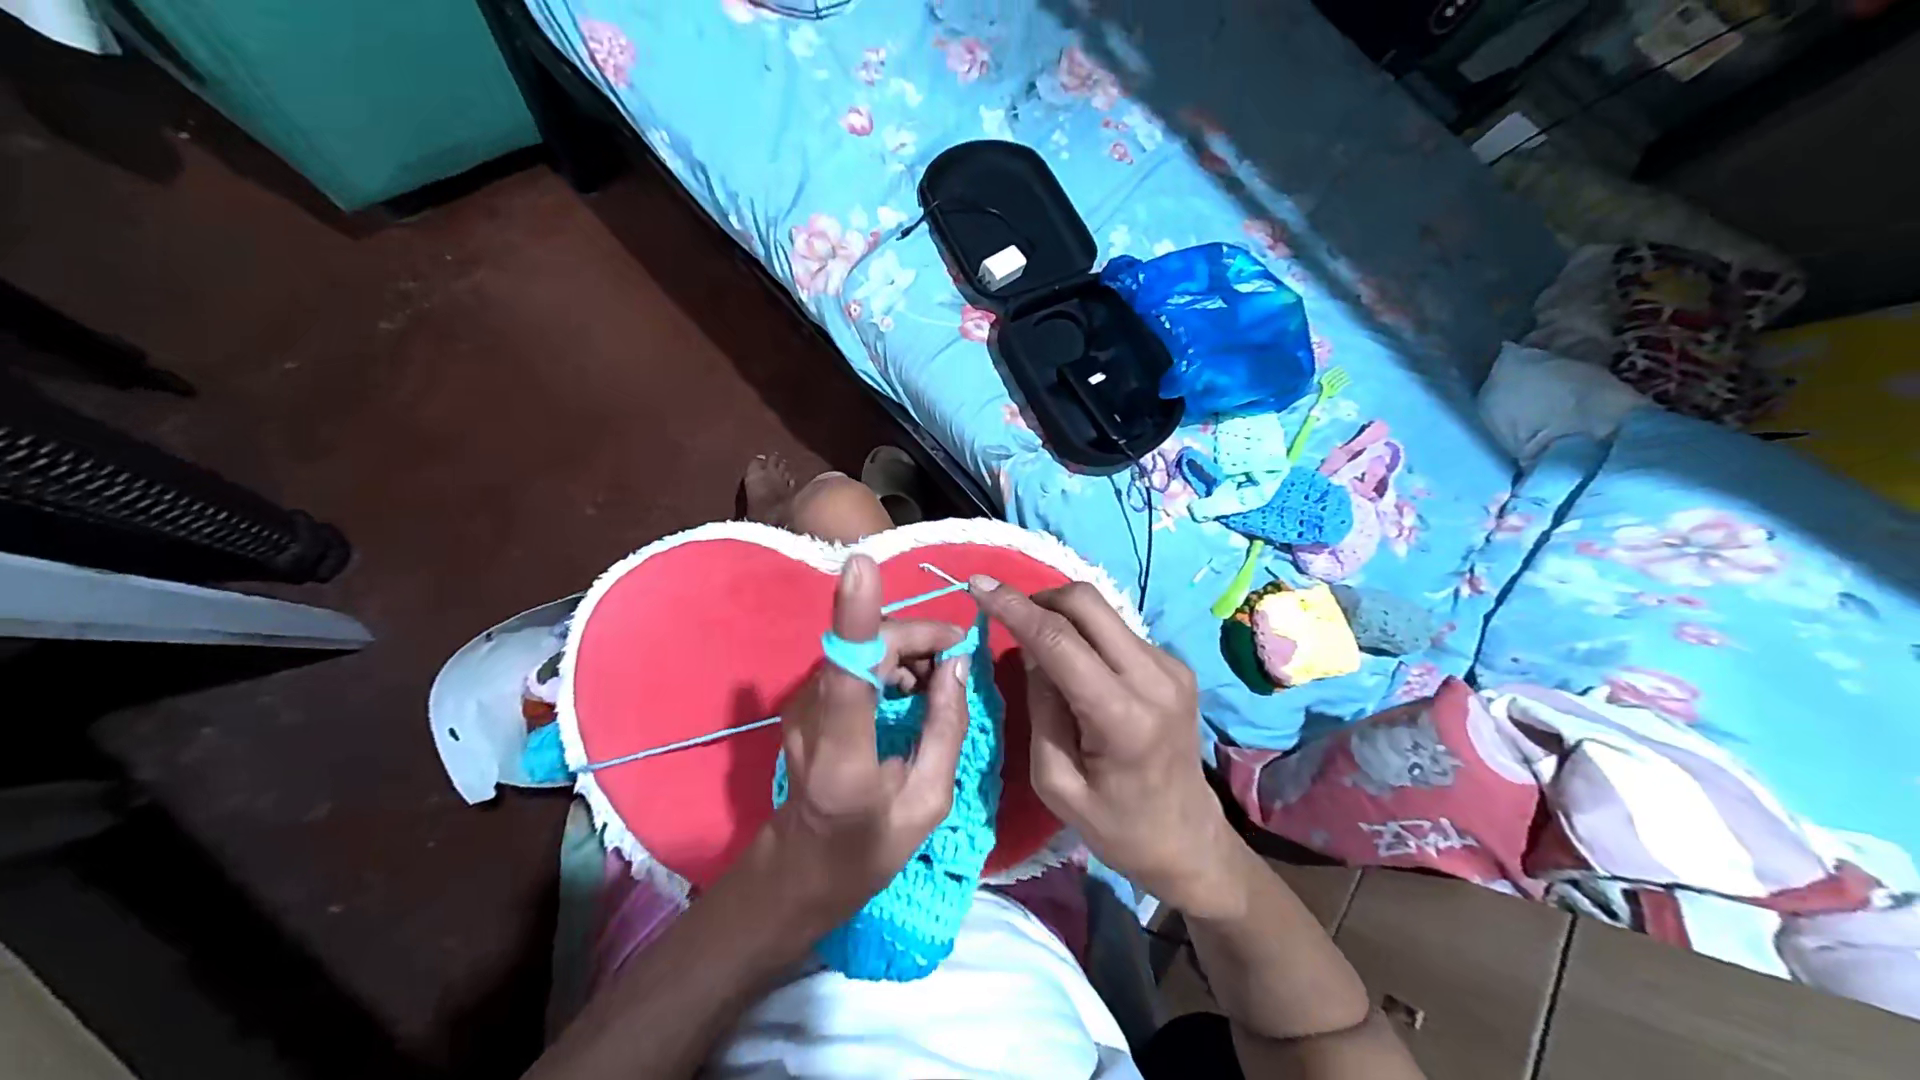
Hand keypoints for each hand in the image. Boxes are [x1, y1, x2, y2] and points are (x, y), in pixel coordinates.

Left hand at [758, 555, 969, 934]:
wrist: (802, 867)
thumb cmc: (870, 847)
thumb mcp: (928, 801)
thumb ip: (946, 728)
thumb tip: (957, 664)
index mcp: (845, 758)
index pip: (848, 674)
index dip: (856, 617)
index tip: (861, 565)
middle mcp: (812, 719)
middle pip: (865, 647)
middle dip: (917, 636)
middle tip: (957, 657)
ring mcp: (800, 705)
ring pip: (859, 647)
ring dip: (904, 648)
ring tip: (937, 679)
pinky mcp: (804, 698)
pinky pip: (852, 659)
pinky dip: (887, 661)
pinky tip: (910, 687)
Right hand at [971, 578, 1249, 918]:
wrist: (1188, 840)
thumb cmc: (1116, 826)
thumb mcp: (1055, 782)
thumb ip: (1039, 708)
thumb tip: (1029, 648)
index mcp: (1123, 718)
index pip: (1059, 641)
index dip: (1014, 607)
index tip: (978, 584)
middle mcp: (1155, 678)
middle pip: (1087, 603)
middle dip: (1038, 598)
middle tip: (1007, 617)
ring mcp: (1172, 667)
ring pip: (1103, 610)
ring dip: (1061, 614)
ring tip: (1037, 645)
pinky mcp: (1175, 665)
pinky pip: (1117, 629)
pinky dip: (1085, 633)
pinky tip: (1075, 664)